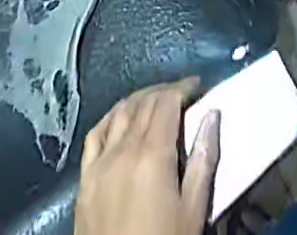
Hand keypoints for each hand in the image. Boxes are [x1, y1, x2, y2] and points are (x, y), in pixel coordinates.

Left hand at [74, 79, 219, 234]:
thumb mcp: (193, 209)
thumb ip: (203, 158)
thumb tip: (212, 115)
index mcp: (152, 155)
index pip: (167, 102)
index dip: (184, 88)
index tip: (199, 86)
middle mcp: (123, 150)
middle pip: (144, 103)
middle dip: (165, 91)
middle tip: (184, 93)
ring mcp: (99, 164)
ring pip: (118, 112)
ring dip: (139, 99)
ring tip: (156, 100)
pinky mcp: (84, 180)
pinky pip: (95, 135)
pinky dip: (111, 118)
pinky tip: (120, 119)